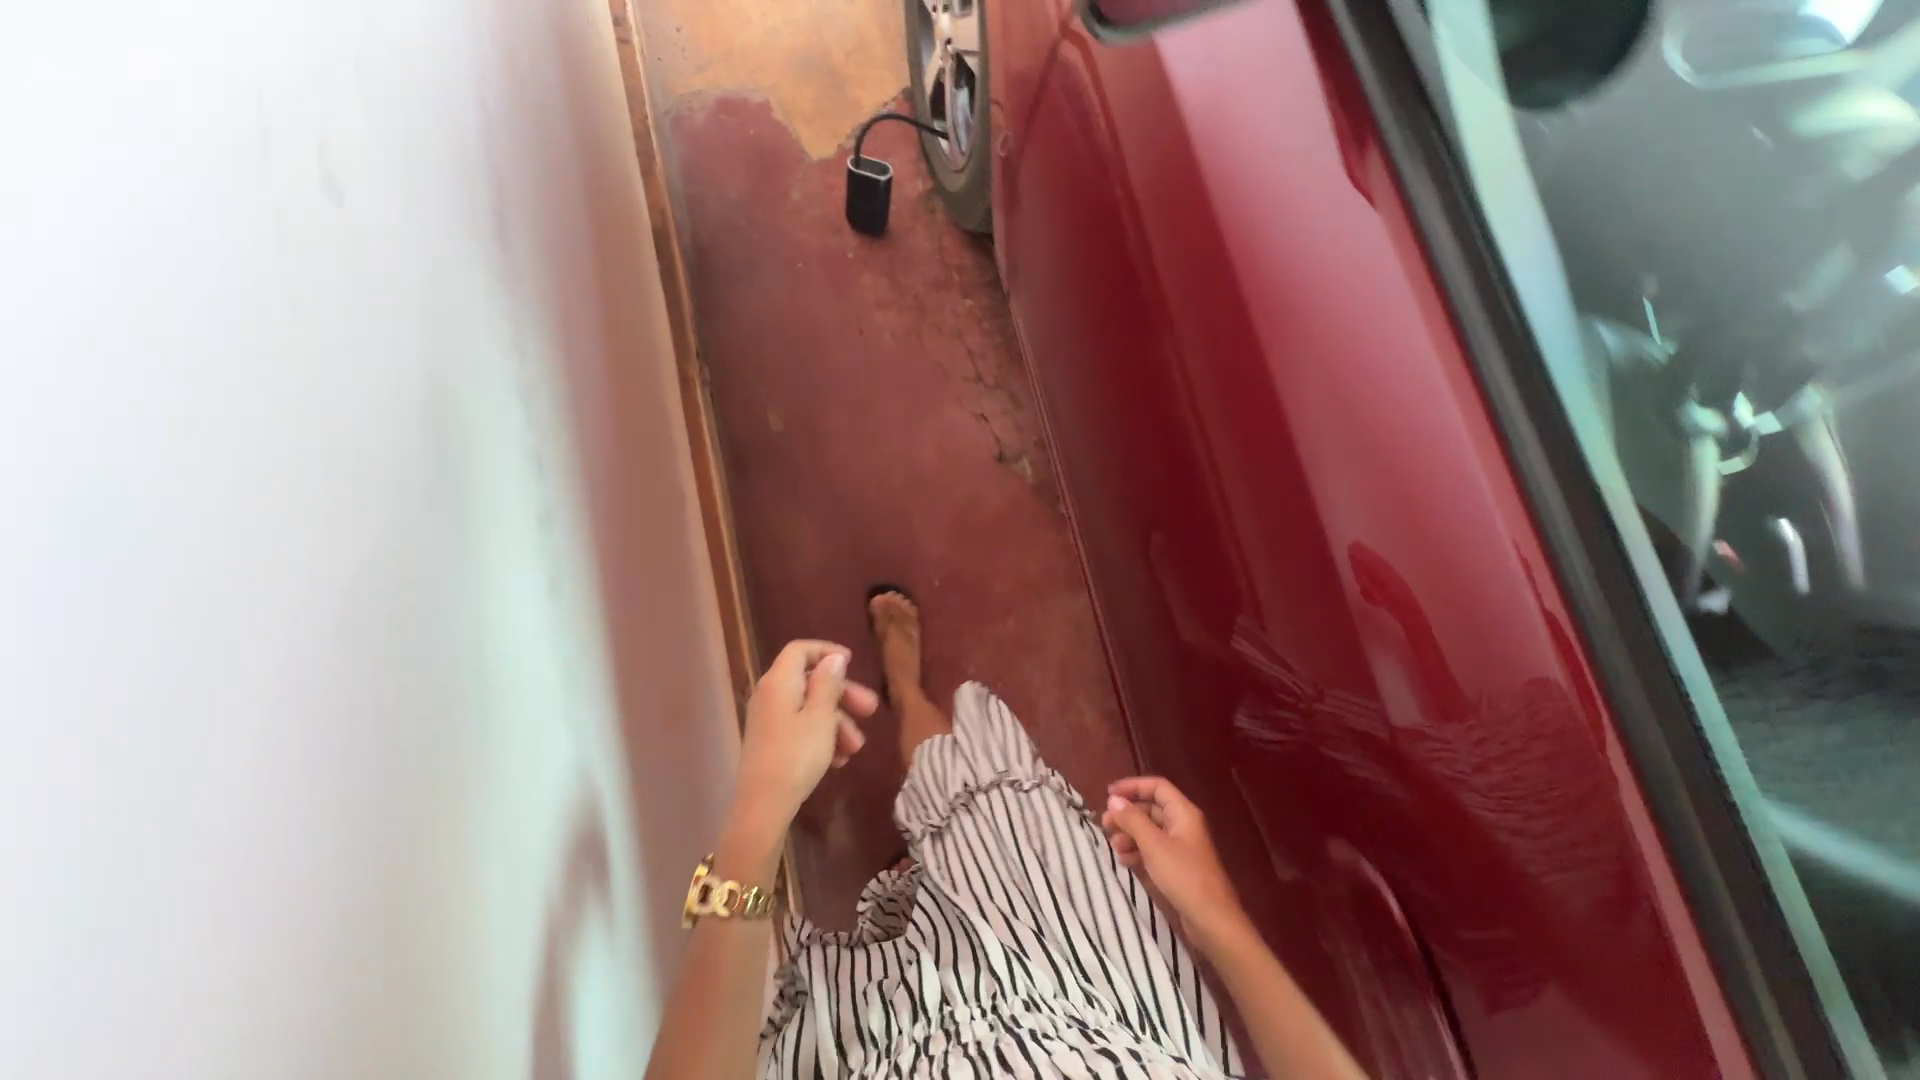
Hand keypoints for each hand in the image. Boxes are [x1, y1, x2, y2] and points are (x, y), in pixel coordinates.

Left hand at [730, 640, 878, 842]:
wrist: (764, 805)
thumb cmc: (796, 755)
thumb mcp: (821, 717)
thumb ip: (828, 683)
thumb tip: (833, 658)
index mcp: (779, 681)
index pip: (800, 650)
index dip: (826, 651)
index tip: (852, 662)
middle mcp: (770, 695)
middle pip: (810, 682)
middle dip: (843, 695)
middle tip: (871, 710)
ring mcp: (769, 719)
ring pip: (810, 708)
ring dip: (837, 723)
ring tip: (855, 748)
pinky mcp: (771, 741)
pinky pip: (801, 727)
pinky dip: (822, 737)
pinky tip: (839, 760)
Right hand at [1101, 776, 1251, 955]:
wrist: (1211, 920)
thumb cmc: (1184, 876)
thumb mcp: (1154, 845)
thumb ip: (1132, 820)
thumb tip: (1113, 799)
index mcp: (1183, 813)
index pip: (1157, 787)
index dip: (1132, 786)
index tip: (1108, 795)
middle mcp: (1182, 825)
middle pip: (1151, 809)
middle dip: (1127, 815)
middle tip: (1105, 825)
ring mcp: (1180, 847)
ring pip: (1149, 831)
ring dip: (1129, 834)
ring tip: (1114, 846)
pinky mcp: (1176, 867)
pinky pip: (1152, 850)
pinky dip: (1137, 851)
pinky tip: (1125, 861)